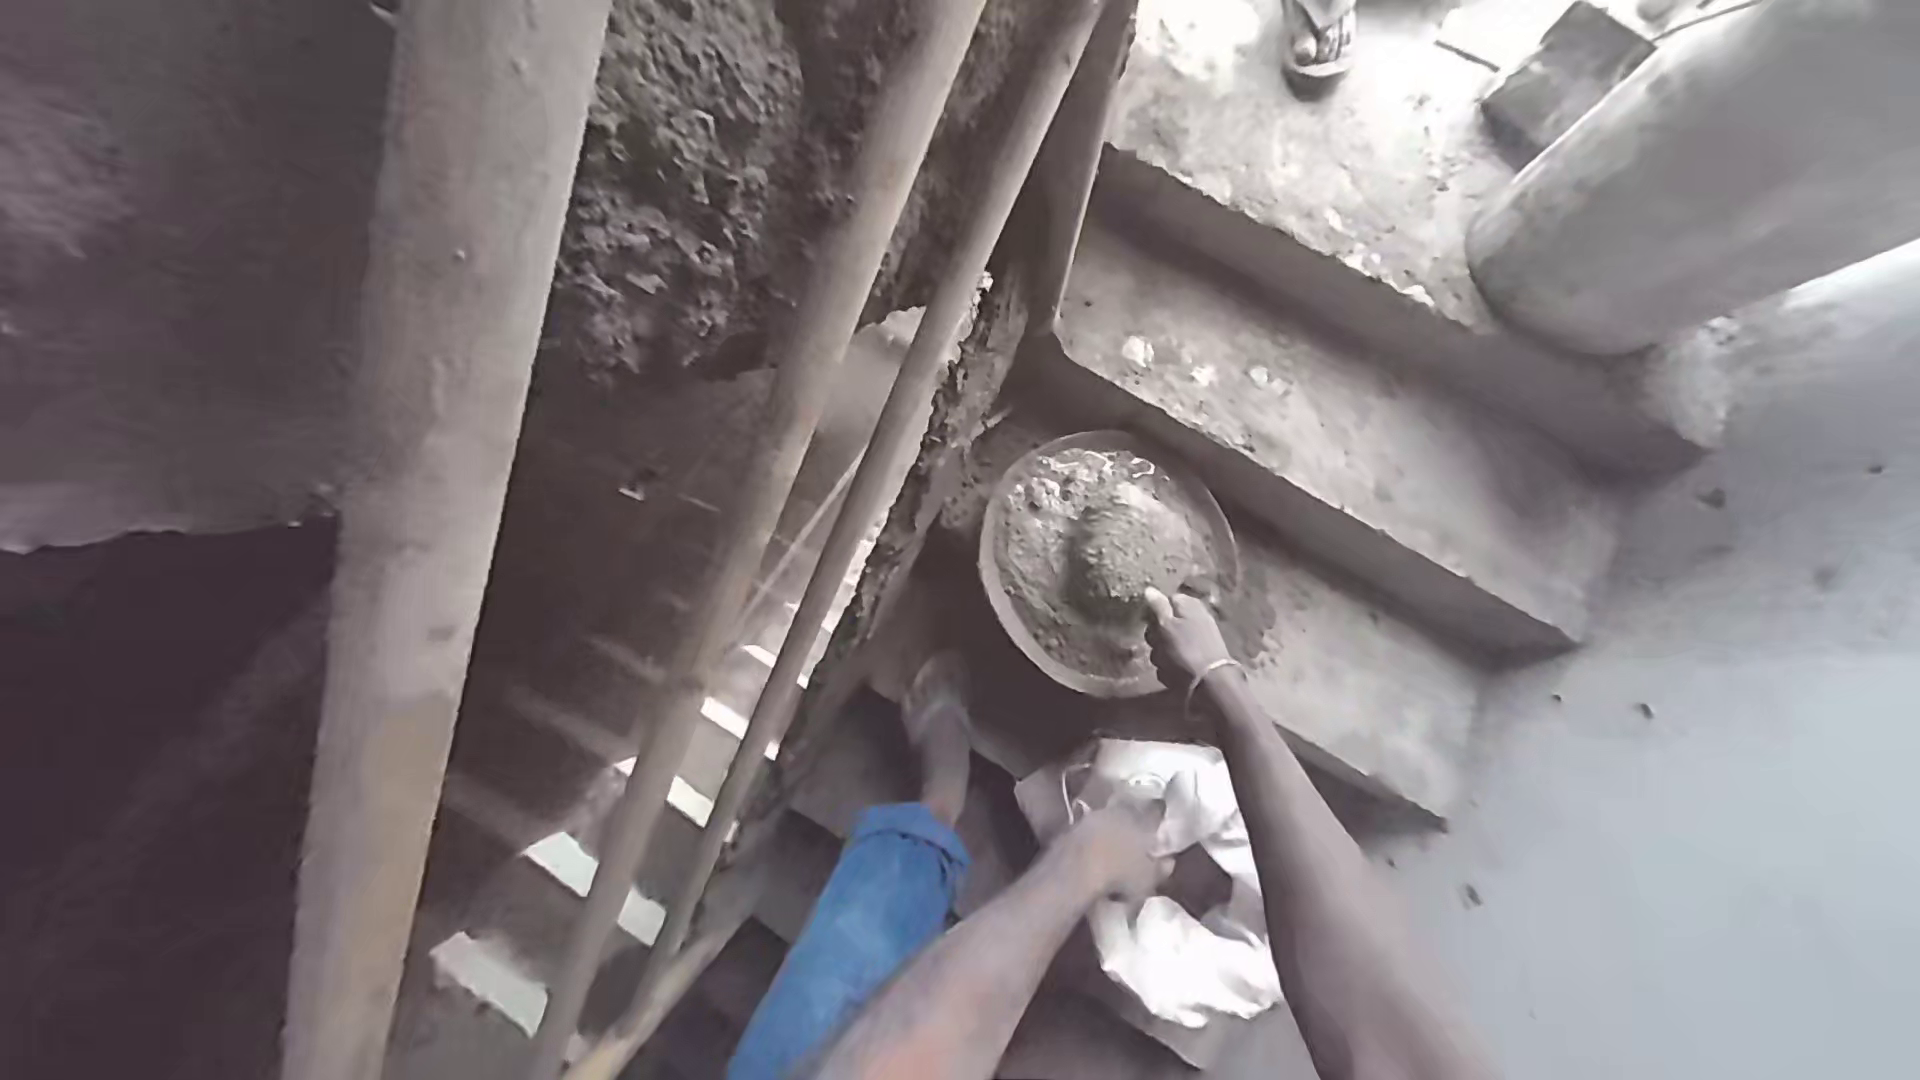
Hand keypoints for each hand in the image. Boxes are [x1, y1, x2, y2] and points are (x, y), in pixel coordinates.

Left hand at [1065, 783, 1173, 901]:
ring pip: (1109, 816)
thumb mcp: (1147, 879)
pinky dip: (1095, 834)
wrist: (1077, 868)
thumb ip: (1160, 869)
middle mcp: (1118, 811)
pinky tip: (1095, 847)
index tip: (1160, 817)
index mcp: (1140, 821)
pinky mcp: (1075, 824)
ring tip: (1115, 840)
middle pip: (1129, 810)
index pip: (1155, 811)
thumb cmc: (1120, 875)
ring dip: (1112, 824)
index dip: (1159, 813)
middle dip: (1133, 818)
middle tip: (1136, 830)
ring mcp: (1094, 815)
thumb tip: (1169, 861)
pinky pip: (1090, 826)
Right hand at [1142, 586, 1230, 685]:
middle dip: (1155, 637)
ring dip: (1161, 655)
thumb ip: (1157, 606)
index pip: (1163, 600)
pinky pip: (1172, 661)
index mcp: (1189, 605)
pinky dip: (1171, 668)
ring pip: (1164, 645)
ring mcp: (1194, 641)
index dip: (1152, 612)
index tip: (1147, 622)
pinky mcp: (1192, 660)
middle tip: (1159, 644)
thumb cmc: (1186, 649)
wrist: (1209, 684)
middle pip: (1161, 624)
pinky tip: (1175, 673)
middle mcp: (1193, 619)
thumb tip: (1149, 589)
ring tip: (1168, 662)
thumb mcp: (1167, 624)